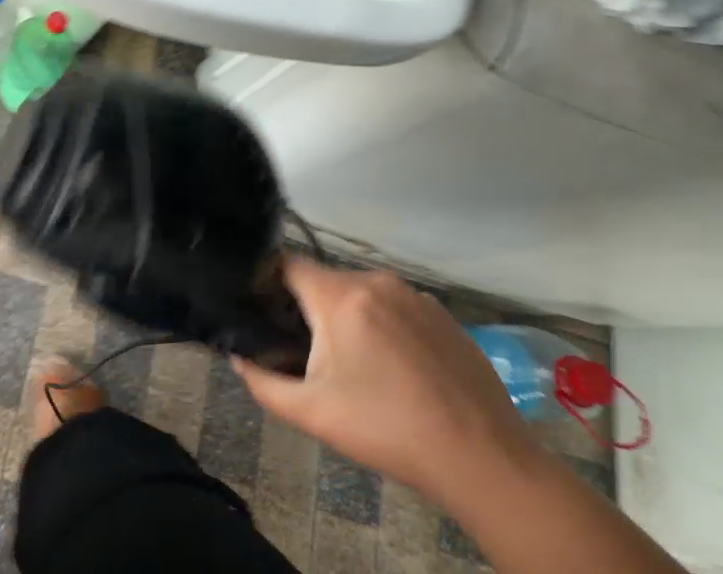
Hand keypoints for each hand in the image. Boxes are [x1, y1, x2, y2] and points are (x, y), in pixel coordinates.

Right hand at [231, 258, 543, 504]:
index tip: (258, 311)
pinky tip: (390, 368)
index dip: (265, 281)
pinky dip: (381, 325)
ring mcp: (416, 297)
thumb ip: (262, 382)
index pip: (286, 263)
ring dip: (345, 316)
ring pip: (360, 293)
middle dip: (305, 307)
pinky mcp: (444, 316)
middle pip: (323, 279)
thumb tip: (239, 359)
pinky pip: (394, 307)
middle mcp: (378, 283)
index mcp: (341, 297)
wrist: (482, 458)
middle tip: (299, 348)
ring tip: (348, 362)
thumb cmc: (387, 431)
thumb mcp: (311, 412)